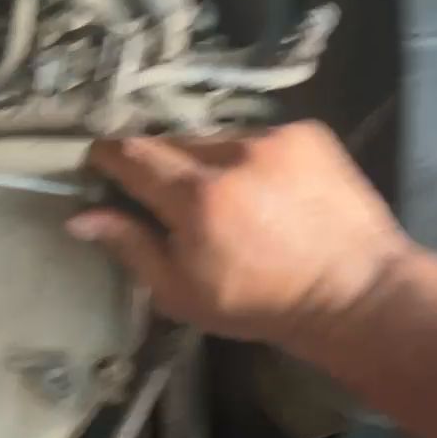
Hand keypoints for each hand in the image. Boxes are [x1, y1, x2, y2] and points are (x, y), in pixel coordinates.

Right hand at [69, 122, 415, 347]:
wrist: (355, 293)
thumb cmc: (257, 304)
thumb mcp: (180, 291)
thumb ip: (130, 247)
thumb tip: (81, 218)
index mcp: (197, 198)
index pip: (133, 154)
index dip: (107, 155)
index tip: (96, 162)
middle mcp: (233, 154)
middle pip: (170, 142)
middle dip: (157, 165)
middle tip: (160, 198)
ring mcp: (275, 138)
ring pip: (212, 138)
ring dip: (200, 162)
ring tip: (216, 199)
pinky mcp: (308, 133)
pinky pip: (253, 137)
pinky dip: (242, 159)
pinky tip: (257, 191)